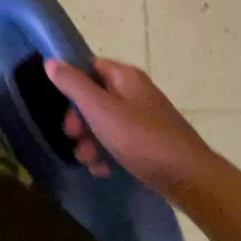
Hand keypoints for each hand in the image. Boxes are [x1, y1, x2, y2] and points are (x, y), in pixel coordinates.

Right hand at [45, 57, 215, 195]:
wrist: (189, 179)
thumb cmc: (141, 139)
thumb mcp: (100, 109)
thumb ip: (73, 84)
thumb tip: (51, 62)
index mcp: (125, 77)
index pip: (89, 67)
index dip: (71, 83)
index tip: (62, 104)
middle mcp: (135, 93)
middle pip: (94, 98)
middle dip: (79, 120)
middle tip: (74, 137)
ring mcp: (144, 119)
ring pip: (104, 123)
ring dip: (90, 142)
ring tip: (89, 161)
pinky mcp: (149, 143)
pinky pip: (119, 142)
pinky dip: (107, 154)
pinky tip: (103, 169)